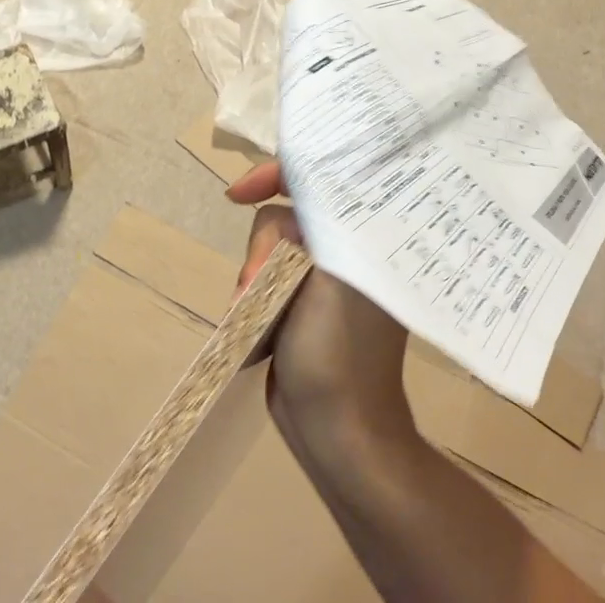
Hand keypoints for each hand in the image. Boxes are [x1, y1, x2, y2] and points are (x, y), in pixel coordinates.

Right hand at [226, 162, 408, 436]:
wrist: (336, 428)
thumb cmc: (339, 351)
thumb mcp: (324, 279)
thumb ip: (302, 230)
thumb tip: (278, 197)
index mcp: (367, 239)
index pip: (322, 183)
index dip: (277, 175)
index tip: (238, 193)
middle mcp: (346, 252)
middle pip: (284, 216)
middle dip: (261, 249)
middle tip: (253, 287)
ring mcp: (321, 281)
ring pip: (268, 250)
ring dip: (251, 279)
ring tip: (248, 315)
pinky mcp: (299, 305)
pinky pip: (264, 279)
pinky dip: (251, 296)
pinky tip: (248, 324)